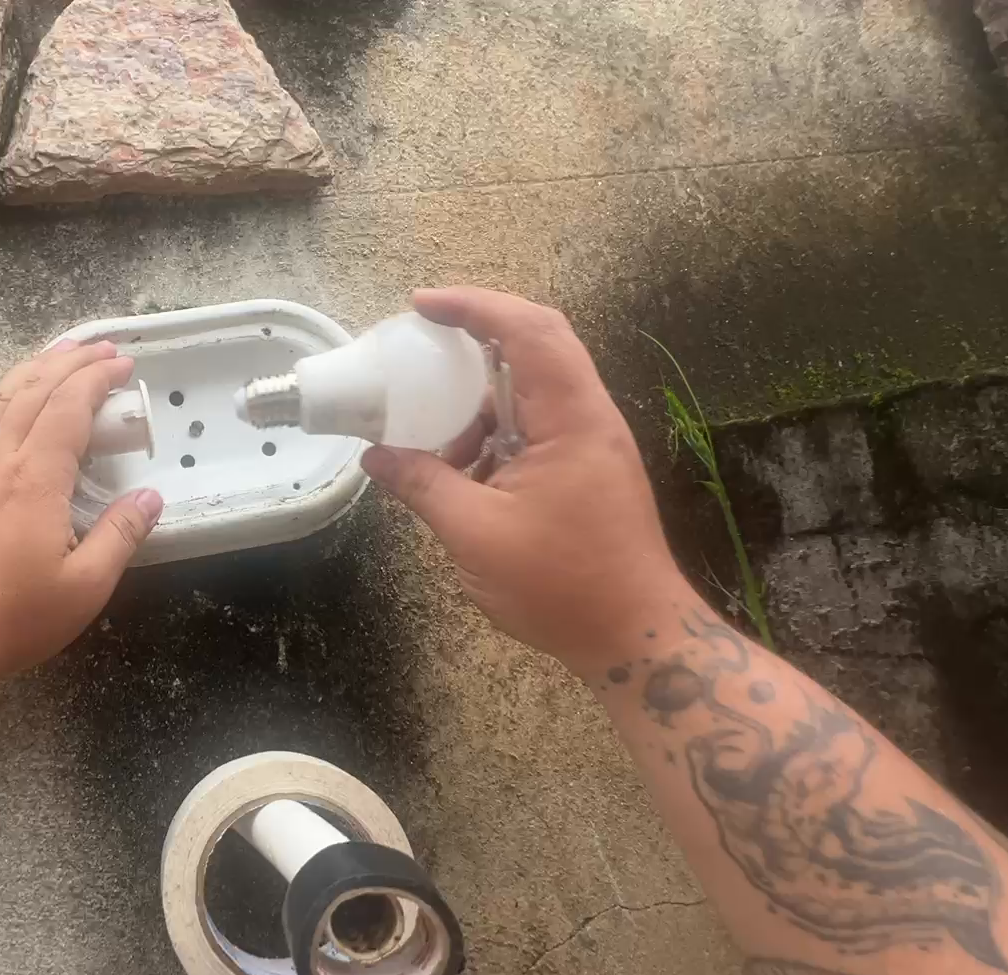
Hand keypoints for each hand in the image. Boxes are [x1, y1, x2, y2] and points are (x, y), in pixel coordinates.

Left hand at [0, 340, 164, 687]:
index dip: (96, 379)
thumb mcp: (84, 587)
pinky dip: (2, 398)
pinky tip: (8, 405)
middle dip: (69, 362)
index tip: (123, 364)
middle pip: (33, 391)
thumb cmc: (12, 619)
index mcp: (34, 479)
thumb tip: (150, 498)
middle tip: (100, 348)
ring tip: (57, 353)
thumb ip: (119, 536)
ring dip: (32, 370)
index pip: (68, 407)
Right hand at [358, 288, 695, 671]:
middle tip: (420, 344)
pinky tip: (455, 468)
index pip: (528, 332)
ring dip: (475, 398)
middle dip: (474, 336)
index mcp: (571, 420)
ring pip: (528, 392)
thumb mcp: (474, 533)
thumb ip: (422, 485)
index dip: (474, 307)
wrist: (632, 636)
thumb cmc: (559, 584)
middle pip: (534, 347)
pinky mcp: (579, 473)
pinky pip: (528, 430)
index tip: (420, 305)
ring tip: (428, 423)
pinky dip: (487, 434)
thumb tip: (376, 457)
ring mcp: (585, 447)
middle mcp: (585, 420)